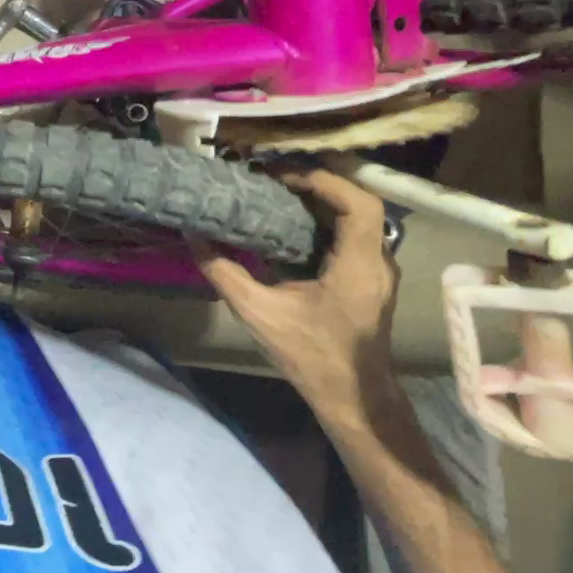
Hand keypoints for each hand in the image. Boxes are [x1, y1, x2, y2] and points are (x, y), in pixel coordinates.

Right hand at [190, 169, 397, 412]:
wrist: (353, 395)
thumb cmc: (310, 353)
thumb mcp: (257, 311)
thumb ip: (223, 271)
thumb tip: (193, 236)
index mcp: (359, 265)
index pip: (358, 204)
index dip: (324, 181)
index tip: (281, 177)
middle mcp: (378, 261)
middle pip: (356, 204)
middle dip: (315, 185)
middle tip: (271, 180)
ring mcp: (378, 271)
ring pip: (355, 219)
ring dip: (318, 202)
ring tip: (275, 196)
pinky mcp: (369, 279)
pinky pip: (351, 236)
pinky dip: (321, 222)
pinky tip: (289, 227)